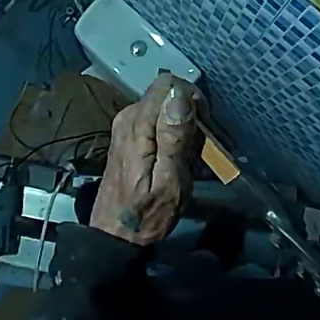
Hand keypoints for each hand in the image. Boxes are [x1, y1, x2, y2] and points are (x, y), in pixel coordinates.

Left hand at [90, 75, 200, 244]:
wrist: (115, 235)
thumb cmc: (146, 215)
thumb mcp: (169, 181)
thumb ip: (174, 137)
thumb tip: (180, 95)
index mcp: (137, 124)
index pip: (168, 84)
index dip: (192, 99)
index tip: (204, 127)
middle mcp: (128, 117)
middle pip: (167, 94)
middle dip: (190, 115)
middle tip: (200, 149)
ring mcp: (126, 125)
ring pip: (164, 108)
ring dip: (183, 128)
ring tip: (190, 159)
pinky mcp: (128, 135)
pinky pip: (156, 121)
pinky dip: (173, 135)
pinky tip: (177, 159)